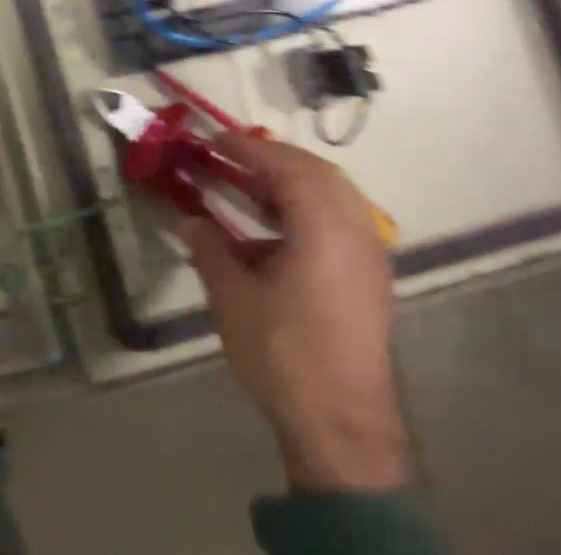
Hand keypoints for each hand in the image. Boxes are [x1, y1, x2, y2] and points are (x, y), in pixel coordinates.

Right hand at [181, 133, 409, 492]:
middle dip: (274, 158)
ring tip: (247, 186)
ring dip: (292, 182)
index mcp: (325, 229)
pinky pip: (340, 222)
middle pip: (320, 174)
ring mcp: (369, 258)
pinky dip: (306, 208)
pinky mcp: (369, 280)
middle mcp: (357, 233)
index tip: (213, 138)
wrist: (342, 421)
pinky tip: (273, 228)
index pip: (288, 168)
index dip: (249, 148)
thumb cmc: (283, 352)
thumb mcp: (232, 297)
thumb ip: (210, 249)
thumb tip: (192, 220)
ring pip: (335, 197)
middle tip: (230, 156)